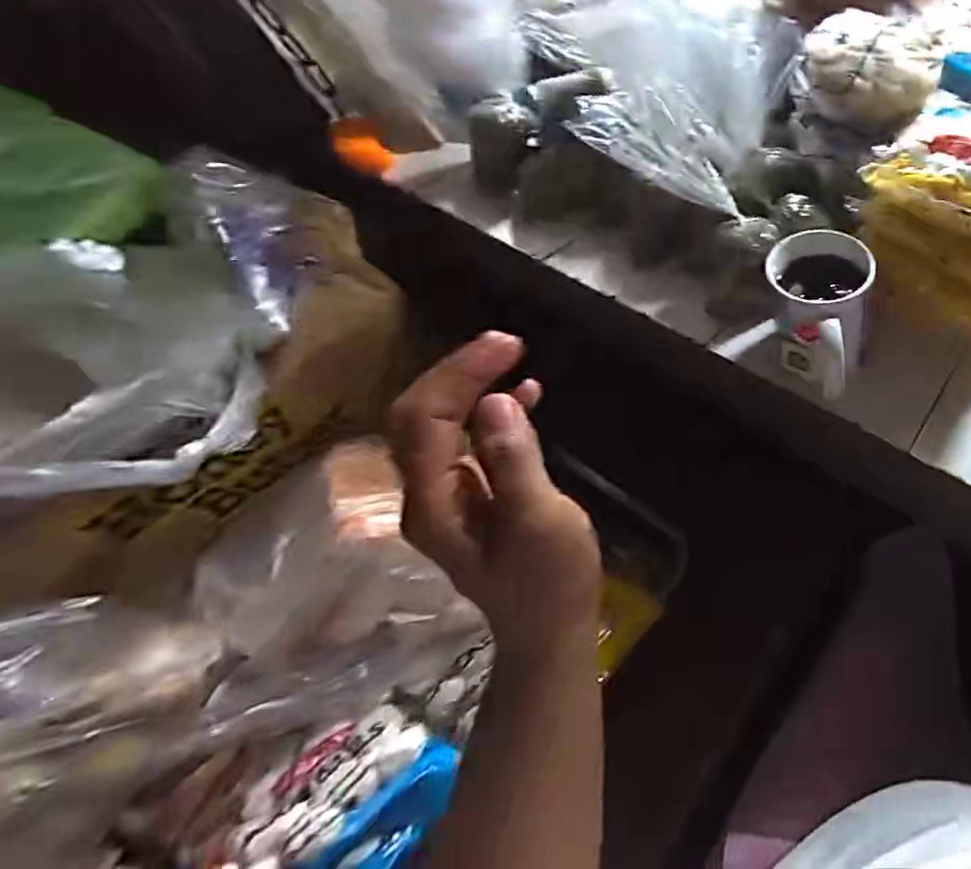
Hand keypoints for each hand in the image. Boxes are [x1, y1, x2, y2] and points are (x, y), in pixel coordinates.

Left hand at [387, 332, 603, 667]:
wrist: (549, 628)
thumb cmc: (550, 579)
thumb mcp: (540, 520)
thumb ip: (514, 461)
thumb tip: (497, 402)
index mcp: (435, 502)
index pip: (425, 420)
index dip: (459, 376)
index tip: (507, 346)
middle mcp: (428, 494)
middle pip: (420, 418)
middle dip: (457, 373)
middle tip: (507, 342)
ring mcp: (449, 497)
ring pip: (440, 426)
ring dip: (469, 386)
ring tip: (512, 355)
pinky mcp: (474, 498)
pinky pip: (468, 442)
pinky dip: (490, 412)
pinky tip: (524, 394)